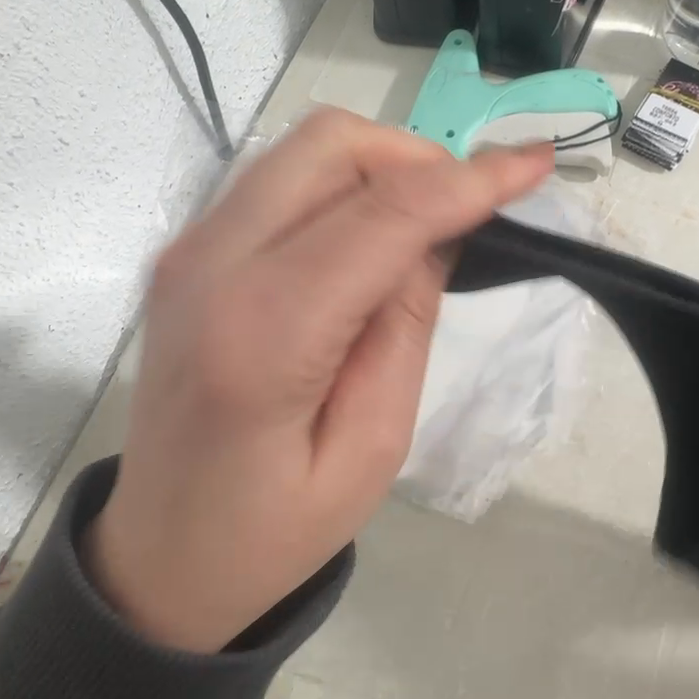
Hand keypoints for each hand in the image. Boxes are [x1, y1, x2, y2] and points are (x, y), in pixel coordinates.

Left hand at [82, 107, 553, 652]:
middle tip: (471, 212)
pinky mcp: (188, 251)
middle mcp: (213, 263)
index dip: (470, 179)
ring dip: (384, 167)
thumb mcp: (374, 444)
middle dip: (421, 158)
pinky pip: (281, 179)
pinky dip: (345, 185)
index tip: (536, 165)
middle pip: (332, 145)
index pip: (384, 214)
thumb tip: (439, 232)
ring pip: (305, 148)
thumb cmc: (277, 526)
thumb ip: (407, 324)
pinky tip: (373, 239)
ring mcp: (189, 249)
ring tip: (430, 227)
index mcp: (265, 331)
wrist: (161, 554)